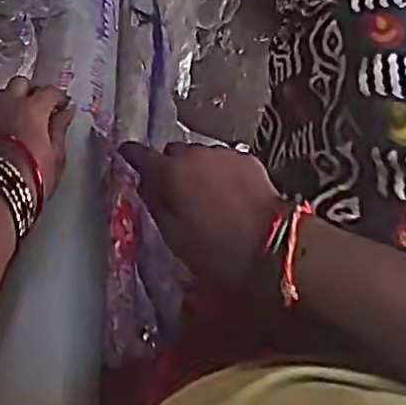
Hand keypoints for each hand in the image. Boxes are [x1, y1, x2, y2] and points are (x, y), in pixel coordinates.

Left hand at [0, 76, 73, 199]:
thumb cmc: (34, 174)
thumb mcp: (56, 154)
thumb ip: (60, 129)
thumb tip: (65, 113)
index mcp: (33, 107)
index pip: (48, 91)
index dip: (58, 97)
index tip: (64, 106)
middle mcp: (10, 104)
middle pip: (21, 83)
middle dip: (32, 90)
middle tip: (42, 106)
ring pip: (4, 94)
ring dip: (14, 98)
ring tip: (23, 114)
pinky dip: (2, 113)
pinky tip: (9, 126)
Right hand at [121, 142, 282, 293]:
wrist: (278, 248)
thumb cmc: (218, 251)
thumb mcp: (174, 237)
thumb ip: (154, 204)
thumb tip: (145, 183)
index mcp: (168, 172)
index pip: (138, 153)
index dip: (131, 155)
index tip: (127, 158)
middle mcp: (191, 154)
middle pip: (172, 153)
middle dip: (171, 168)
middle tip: (179, 194)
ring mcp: (221, 153)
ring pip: (199, 156)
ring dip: (198, 170)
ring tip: (209, 196)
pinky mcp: (246, 158)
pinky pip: (223, 161)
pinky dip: (222, 173)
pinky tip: (232, 195)